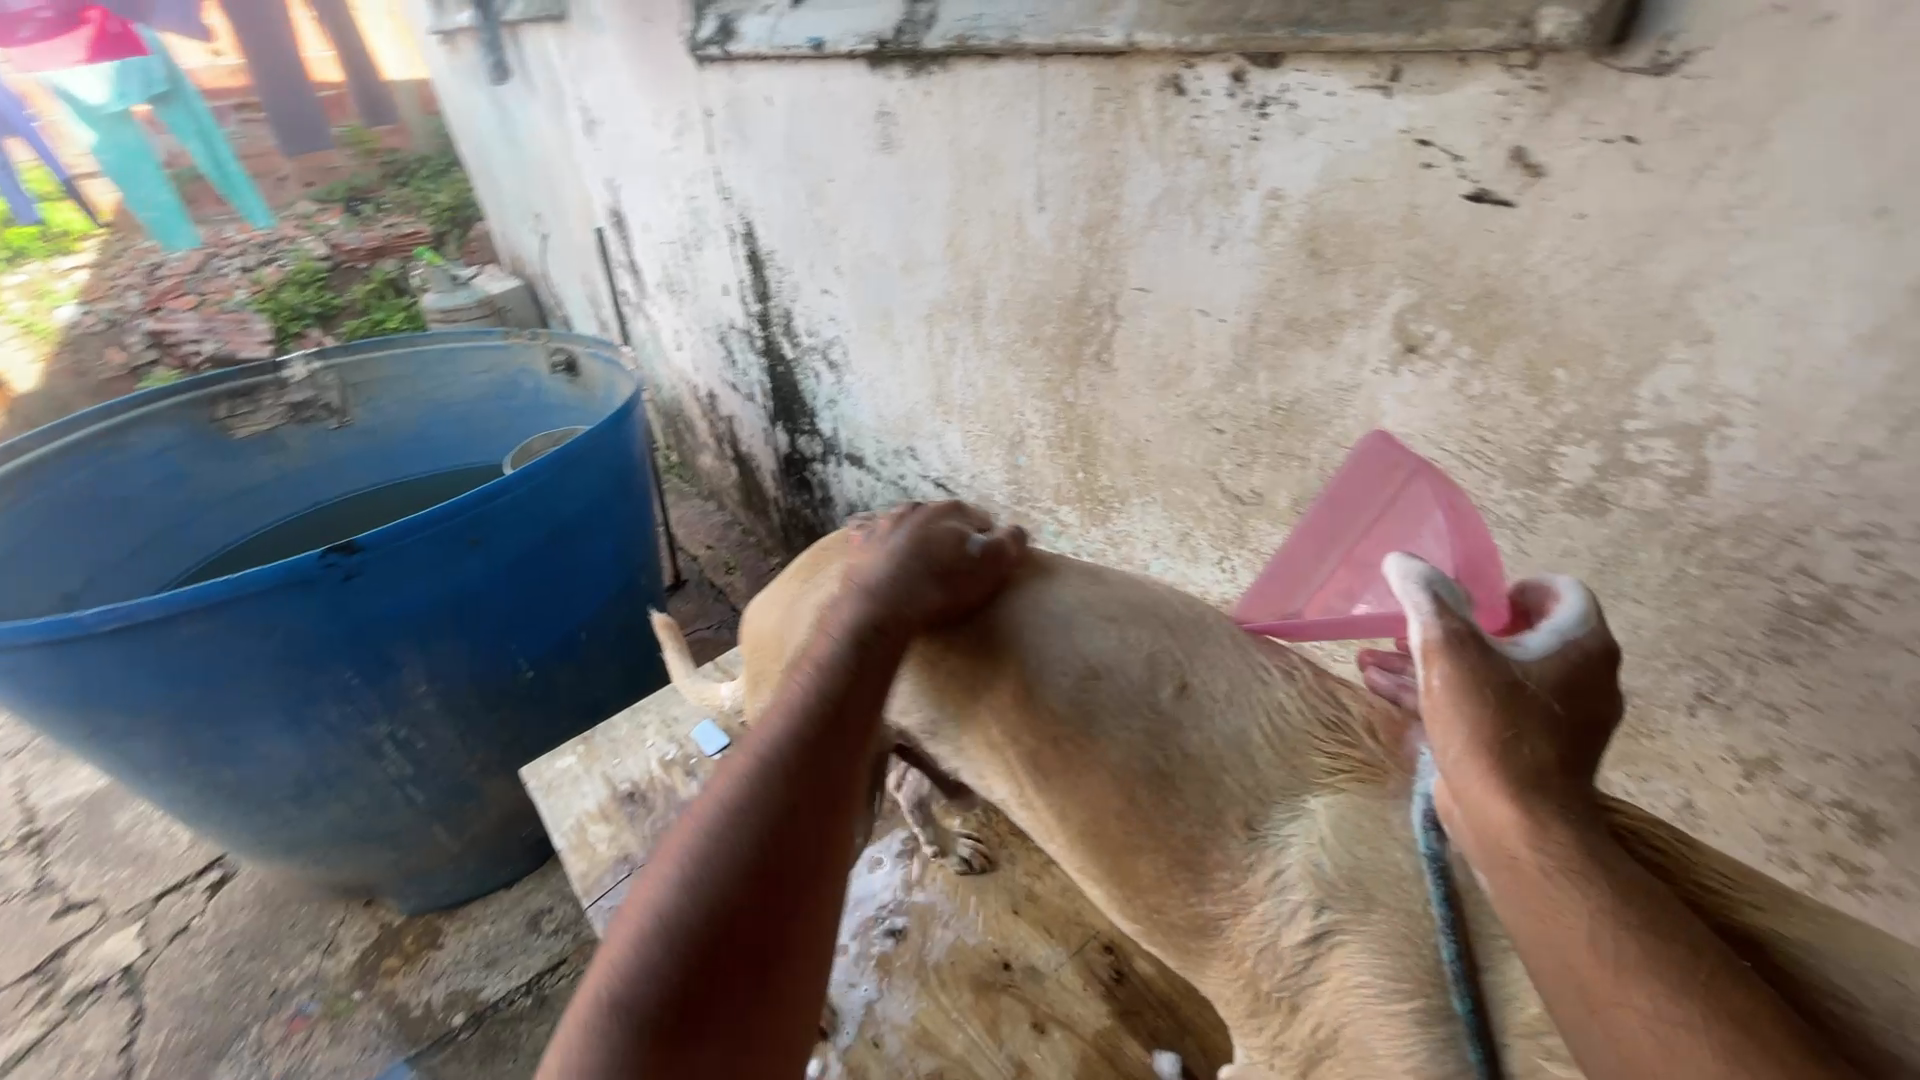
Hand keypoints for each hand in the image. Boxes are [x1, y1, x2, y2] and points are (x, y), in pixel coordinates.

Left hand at [841, 501, 1028, 634]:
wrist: (881, 607)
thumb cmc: (942, 587)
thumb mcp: (992, 566)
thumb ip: (1010, 543)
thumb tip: (1018, 531)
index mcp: (952, 510)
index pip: (980, 520)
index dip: (986, 541)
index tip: (984, 563)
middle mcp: (918, 507)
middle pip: (943, 520)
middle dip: (950, 537)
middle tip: (953, 567)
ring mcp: (885, 522)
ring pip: (908, 524)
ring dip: (916, 538)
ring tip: (920, 566)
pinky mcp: (861, 542)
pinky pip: (871, 534)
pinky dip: (879, 542)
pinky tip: (882, 556)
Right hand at [1355, 554, 1623, 847]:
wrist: (1513, 822)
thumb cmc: (1490, 726)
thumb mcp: (1448, 649)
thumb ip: (1425, 598)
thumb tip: (1402, 560)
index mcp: (1579, 645)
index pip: (1559, 592)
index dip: (1509, 587)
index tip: (1466, 600)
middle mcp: (1581, 677)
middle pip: (1514, 634)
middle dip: (1450, 628)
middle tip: (1405, 629)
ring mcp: (1557, 718)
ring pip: (1490, 674)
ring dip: (1431, 663)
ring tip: (1374, 660)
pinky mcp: (1530, 750)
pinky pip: (1485, 707)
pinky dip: (1441, 695)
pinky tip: (1383, 690)